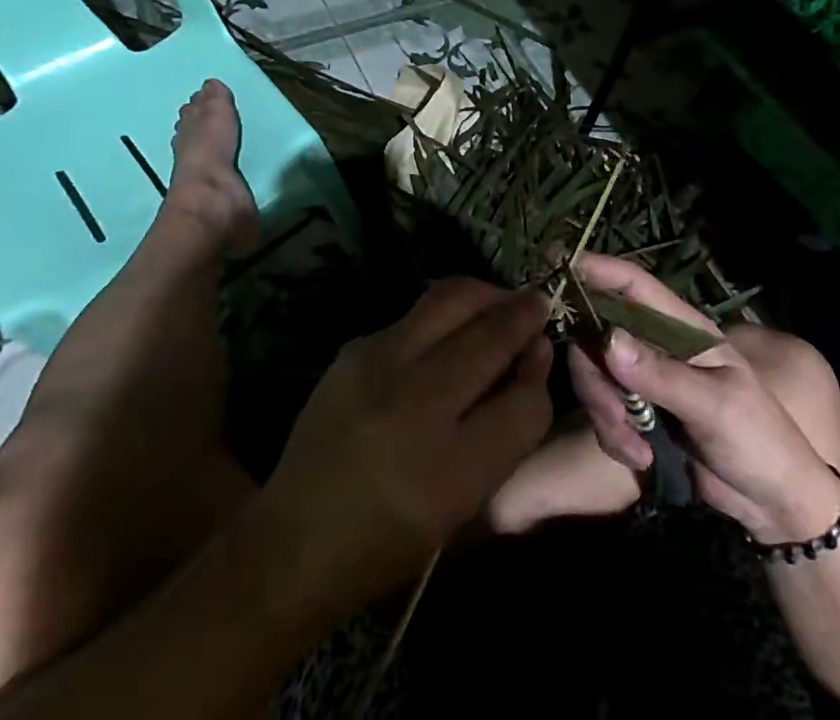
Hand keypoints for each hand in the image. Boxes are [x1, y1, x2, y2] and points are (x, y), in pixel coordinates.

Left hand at [257, 279, 553, 607]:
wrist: (294, 541)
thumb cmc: (394, 535)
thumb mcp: (470, 498)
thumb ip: (512, 425)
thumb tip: (536, 353)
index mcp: (450, 466)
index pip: (524, 399)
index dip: (541, 366)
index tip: (544, 344)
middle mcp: (413, 403)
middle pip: (488, 332)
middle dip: (522, 311)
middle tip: (535, 305)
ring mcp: (375, 366)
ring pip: (451, 299)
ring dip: (485, 298)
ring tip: (499, 307)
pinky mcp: (352, 350)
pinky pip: (416, 313)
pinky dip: (447, 313)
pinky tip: (451, 332)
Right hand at [568, 254, 839, 544]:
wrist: (771, 498)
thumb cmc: (758, 439)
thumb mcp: (714, 405)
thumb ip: (660, 374)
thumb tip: (607, 340)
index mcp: (684, 331)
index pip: (634, 286)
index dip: (597, 270)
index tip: (556, 262)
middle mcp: (659, 348)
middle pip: (599, 339)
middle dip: (597, 380)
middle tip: (616, 416)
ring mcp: (647, 381)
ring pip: (596, 380)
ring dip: (607, 417)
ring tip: (638, 450)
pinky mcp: (640, 415)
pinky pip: (604, 415)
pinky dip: (614, 438)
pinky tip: (642, 460)